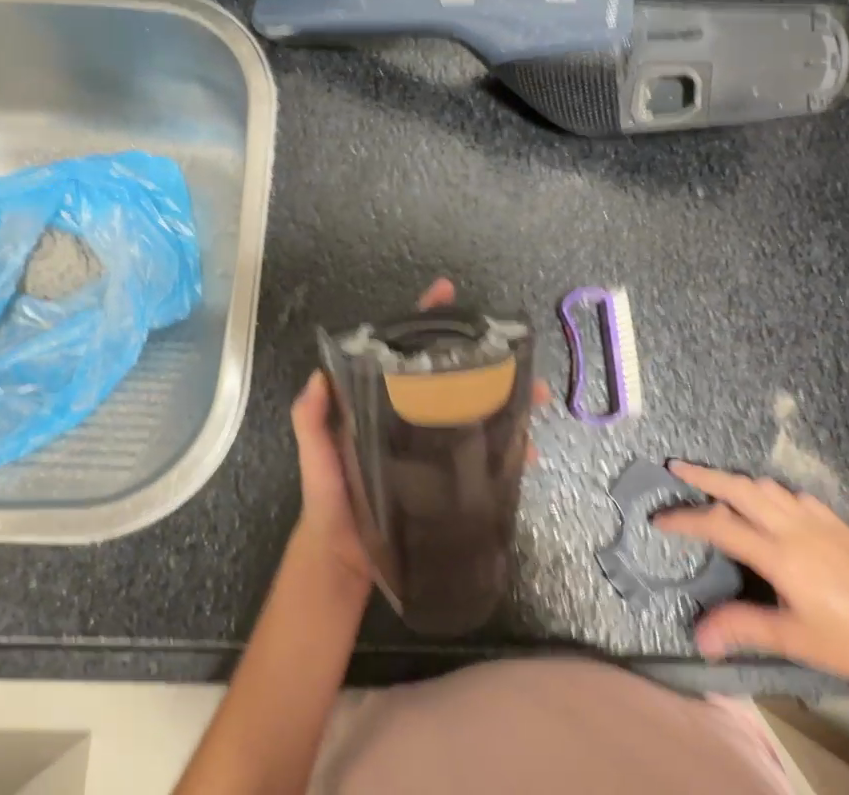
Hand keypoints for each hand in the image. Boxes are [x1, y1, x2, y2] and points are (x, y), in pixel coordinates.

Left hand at [289, 278, 548, 584]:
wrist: (344, 557)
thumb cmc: (328, 499)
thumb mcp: (315, 455)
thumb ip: (310, 418)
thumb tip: (318, 378)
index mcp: (379, 403)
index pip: (403, 351)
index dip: (425, 319)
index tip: (448, 292)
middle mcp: (411, 418)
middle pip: (453, 378)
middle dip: (488, 364)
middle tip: (519, 361)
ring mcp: (433, 448)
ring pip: (477, 413)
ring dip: (510, 403)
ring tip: (538, 399)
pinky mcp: (449, 480)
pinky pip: (484, 458)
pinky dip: (509, 452)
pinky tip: (528, 452)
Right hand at [656, 462, 848, 707]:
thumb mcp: (792, 639)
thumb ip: (742, 628)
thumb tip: (699, 635)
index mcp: (782, 556)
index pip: (721, 526)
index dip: (686, 520)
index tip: (659, 519)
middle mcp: (798, 530)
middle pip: (743, 489)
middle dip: (706, 476)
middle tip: (676, 469)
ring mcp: (823, 525)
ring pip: (770, 488)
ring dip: (738, 482)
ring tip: (716, 485)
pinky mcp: (842, 529)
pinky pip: (798, 497)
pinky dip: (773, 492)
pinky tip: (773, 504)